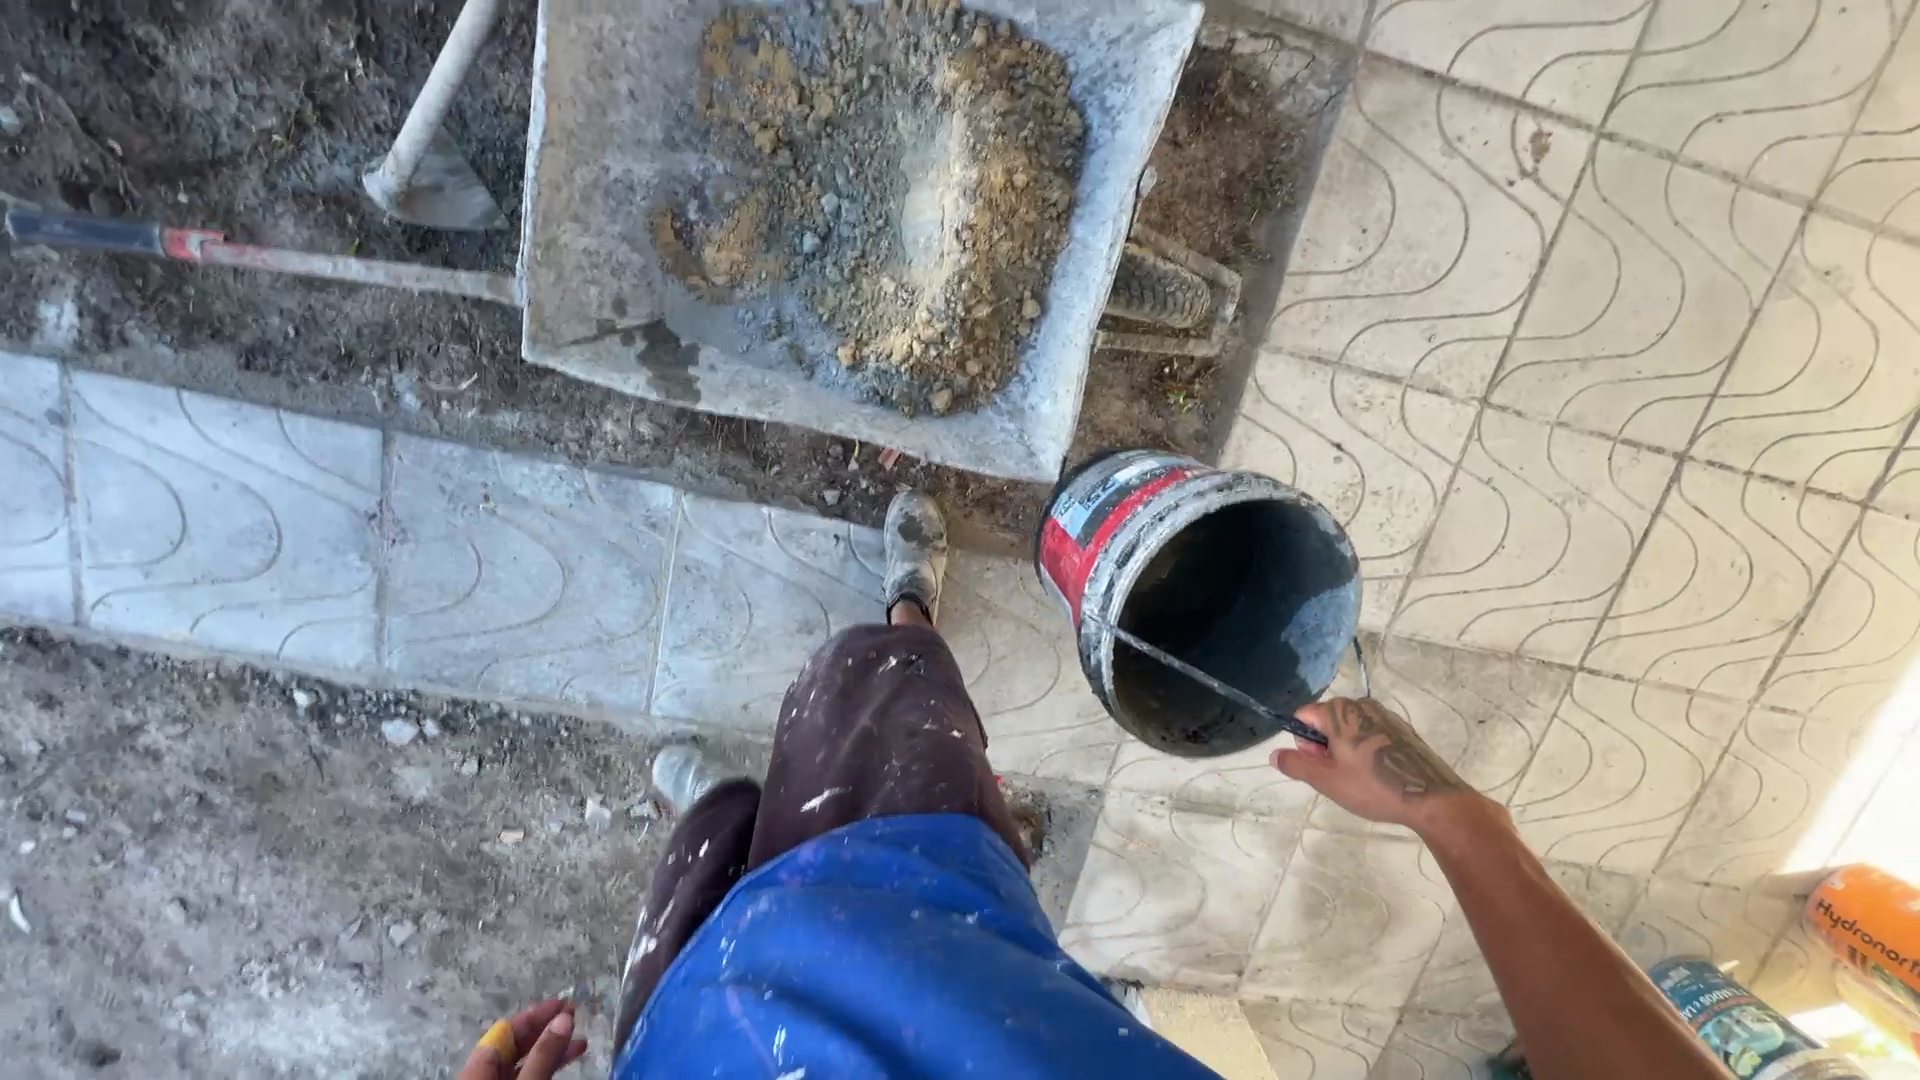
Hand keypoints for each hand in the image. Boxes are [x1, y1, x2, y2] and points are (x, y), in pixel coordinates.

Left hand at [456, 999, 589, 1079]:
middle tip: (575, 1016)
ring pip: (523, 1062)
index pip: (505, 1030)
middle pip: (514, 1045)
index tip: (564, 1002)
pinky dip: (545, 1066)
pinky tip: (565, 1060)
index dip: (535, 1014)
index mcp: (477, 1068)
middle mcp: (481, 1075)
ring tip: (581, 1041)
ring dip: (552, 1048)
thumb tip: (565, 1017)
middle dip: (546, 1028)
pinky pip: (525, 1076)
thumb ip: (542, 1055)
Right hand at [1270, 697, 1477, 829]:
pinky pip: (1372, 733)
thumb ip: (1295, 764)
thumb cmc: (1374, 787)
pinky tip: (1380, 773)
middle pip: (1326, 721)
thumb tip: (1274, 755)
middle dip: (1325, 746)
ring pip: (1349, 728)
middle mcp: (1360, 705)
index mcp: (1337, 711)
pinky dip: (1367, 749)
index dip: (1304, 743)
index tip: (1321, 766)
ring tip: (1362, 777)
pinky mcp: (1403, 729)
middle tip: (1340, 775)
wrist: (1434, 799)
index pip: (1302, 717)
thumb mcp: (1326, 781)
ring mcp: (1385, 715)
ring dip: (1346, 749)